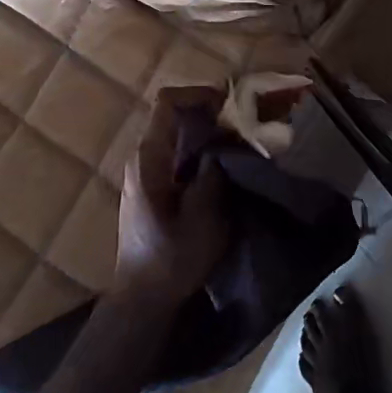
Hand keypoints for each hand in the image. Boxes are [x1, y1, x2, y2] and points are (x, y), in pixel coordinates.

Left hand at [113, 87, 228, 309]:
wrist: (144, 298)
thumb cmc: (172, 258)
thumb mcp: (204, 214)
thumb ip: (215, 170)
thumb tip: (230, 138)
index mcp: (149, 157)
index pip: (169, 102)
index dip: (202, 94)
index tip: (233, 106)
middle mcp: (143, 156)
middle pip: (177, 114)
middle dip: (213, 111)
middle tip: (248, 121)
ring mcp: (147, 171)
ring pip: (181, 133)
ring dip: (212, 131)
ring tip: (244, 140)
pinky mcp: (155, 185)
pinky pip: (181, 151)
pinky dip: (205, 148)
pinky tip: (229, 163)